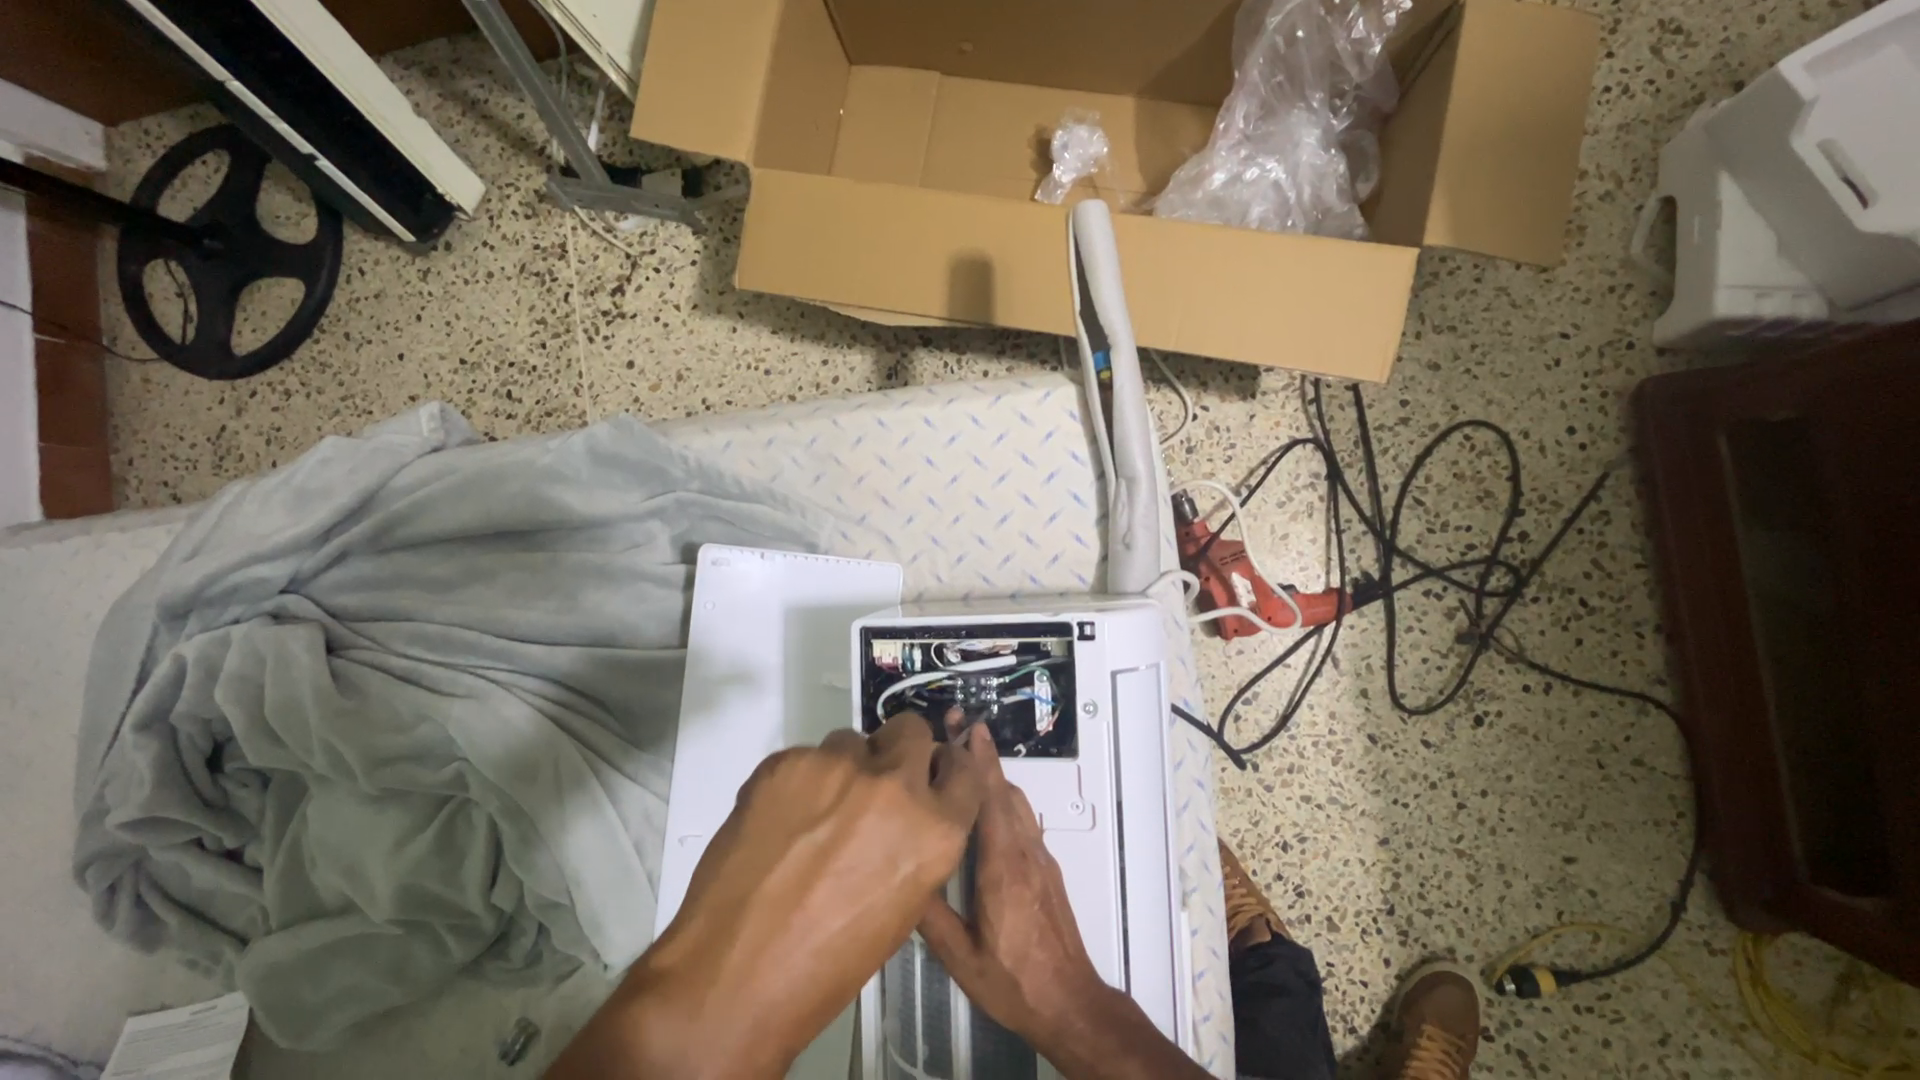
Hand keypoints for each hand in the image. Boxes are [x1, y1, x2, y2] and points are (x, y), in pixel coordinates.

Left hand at [545, 714, 984, 1079]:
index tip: (931, 771)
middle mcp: (894, 785)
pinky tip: (780, 824)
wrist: (739, 972)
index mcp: (936, 830)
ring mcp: (837, 767)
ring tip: (815, 814)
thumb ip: (915, 842)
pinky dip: (798, 782)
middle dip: (898, 750)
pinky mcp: (785, 762)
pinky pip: (804, 757)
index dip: (945, 768)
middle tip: (874, 782)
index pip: (962, 769)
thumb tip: (905, 813)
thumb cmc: (830, 961)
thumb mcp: (904, 903)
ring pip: (851, 741)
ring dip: (844, 768)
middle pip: (910, 730)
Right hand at [919, 723, 1209, 1079]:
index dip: (976, 760)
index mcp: (1003, 865)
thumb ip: (930, 914)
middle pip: (1004, 791)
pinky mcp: (1046, 871)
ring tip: (969, 756)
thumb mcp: (961, 956)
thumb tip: (901, 874)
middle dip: (983, 757)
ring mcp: (1040, 860)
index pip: (989, 798)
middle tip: (960, 726)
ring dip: (995, 776)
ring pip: (1018, 804)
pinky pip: (1024, 821)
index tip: (964, 729)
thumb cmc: (1014, 982)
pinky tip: (987, 806)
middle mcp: (1025, 852)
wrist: (1071, 1004)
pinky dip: (1004, 800)